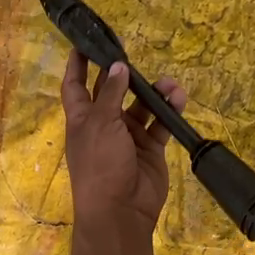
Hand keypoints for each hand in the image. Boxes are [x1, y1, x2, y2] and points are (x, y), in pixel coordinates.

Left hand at [61, 51, 187, 236]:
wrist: (121, 211)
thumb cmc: (100, 165)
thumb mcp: (101, 124)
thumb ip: (112, 94)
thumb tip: (118, 66)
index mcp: (83, 120)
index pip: (75, 87)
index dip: (77, 67)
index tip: (81, 43)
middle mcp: (104, 125)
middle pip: (112, 92)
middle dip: (123, 74)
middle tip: (134, 52)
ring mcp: (128, 136)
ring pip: (142, 105)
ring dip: (154, 92)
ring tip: (169, 84)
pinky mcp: (151, 147)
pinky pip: (161, 122)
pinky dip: (170, 110)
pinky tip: (179, 98)